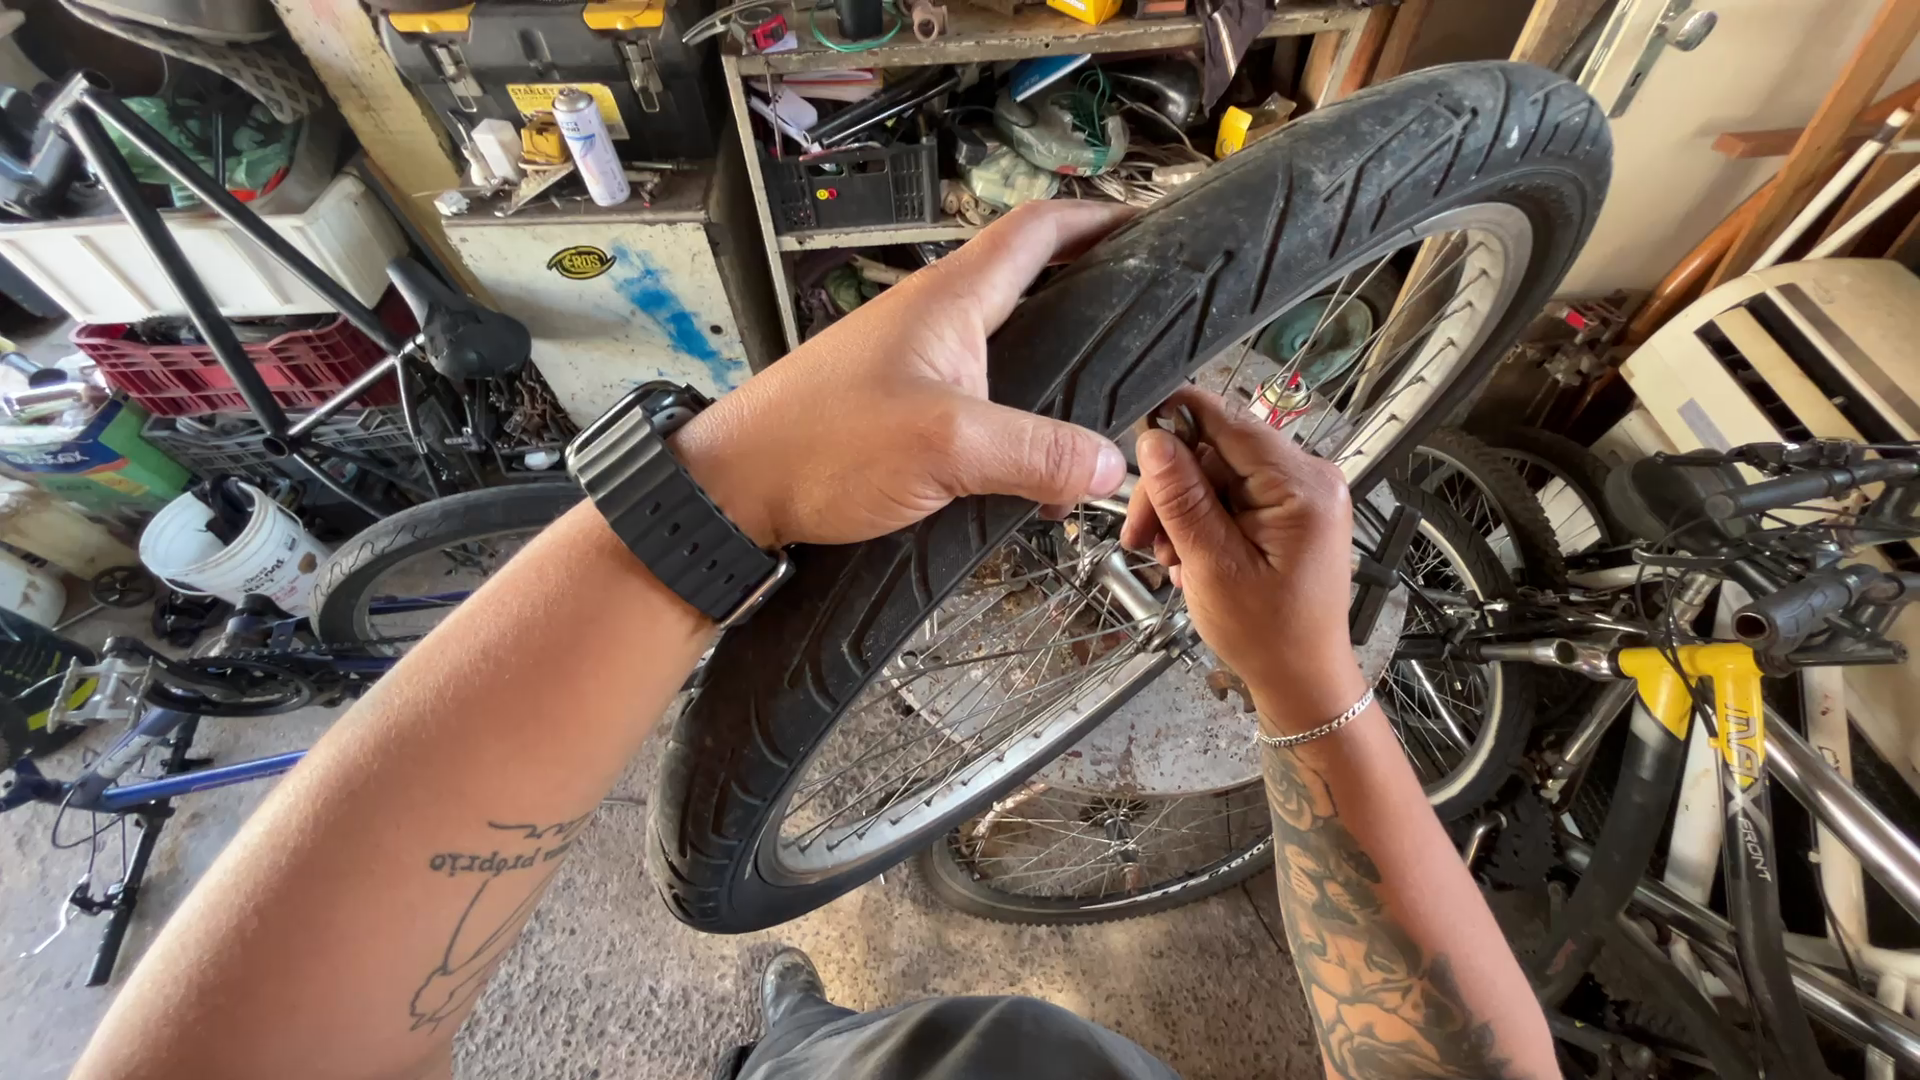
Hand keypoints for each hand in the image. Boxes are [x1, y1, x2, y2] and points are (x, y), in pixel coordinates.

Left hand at [670, 201, 1135, 548]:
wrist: (738, 491)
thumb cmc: (823, 446)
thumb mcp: (945, 446)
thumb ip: (1033, 453)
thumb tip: (1106, 464)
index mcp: (948, 301)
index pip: (1036, 232)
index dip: (1096, 221)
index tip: (1145, 233)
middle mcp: (933, 322)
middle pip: (1027, 294)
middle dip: (1084, 312)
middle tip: (1131, 346)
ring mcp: (914, 367)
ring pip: (1004, 360)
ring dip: (1047, 389)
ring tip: (1086, 429)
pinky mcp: (899, 410)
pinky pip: (975, 407)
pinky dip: (1010, 432)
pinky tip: (1025, 473)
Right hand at [1119, 386, 1368, 732]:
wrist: (1299, 678)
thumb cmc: (1263, 631)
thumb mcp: (1212, 563)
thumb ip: (1182, 498)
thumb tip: (1153, 439)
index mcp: (1301, 486)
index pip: (1231, 424)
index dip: (1178, 419)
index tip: (1134, 429)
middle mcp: (1308, 478)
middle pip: (1216, 455)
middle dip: (1171, 492)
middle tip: (1139, 539)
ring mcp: (1298, 496)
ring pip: (1216, 478)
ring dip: (1180, 514)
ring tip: (1167, 560)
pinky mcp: (1287, 514)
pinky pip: (1231, 499)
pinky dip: (1201, 524)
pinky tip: (1188, 559)